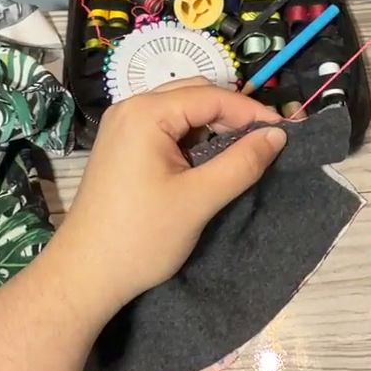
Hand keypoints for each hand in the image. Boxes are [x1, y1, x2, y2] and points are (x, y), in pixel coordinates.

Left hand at [47, 81, 286, 315]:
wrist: (84, 275)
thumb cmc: (140, 237)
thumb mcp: (198, 200)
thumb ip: (241, 163)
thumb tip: (277, 135)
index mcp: (146, 112)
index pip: (211, 96)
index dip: (251, 112)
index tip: (286, 131)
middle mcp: (130, 108)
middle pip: (195, 95)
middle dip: (233, 114)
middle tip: (267, 140)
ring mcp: (122, 126)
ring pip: (181, 111)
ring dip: (214, 125)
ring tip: (245, 150)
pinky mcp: (121, 145)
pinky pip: (166, 127)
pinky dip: (193, 137)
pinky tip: (211, 159)